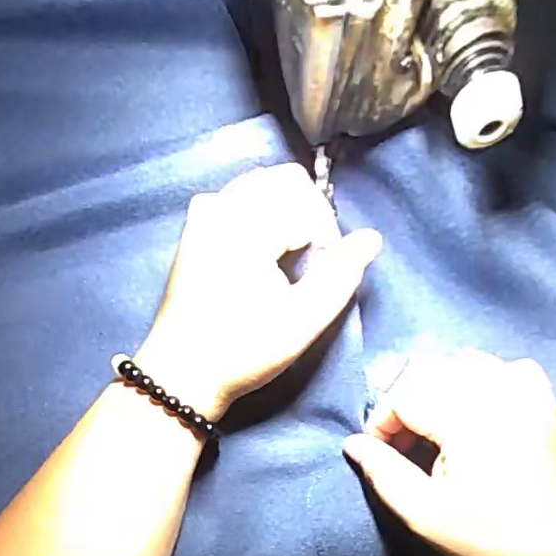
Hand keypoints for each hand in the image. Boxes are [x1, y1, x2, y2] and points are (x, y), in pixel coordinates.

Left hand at [131, 163, 382, 419]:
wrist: (183, 374)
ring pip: (259, 187)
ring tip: (280, 265)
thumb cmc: (244, 350)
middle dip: (304, 216)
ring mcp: (202, 215)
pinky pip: (236, 201)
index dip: (324, 233)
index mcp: (246, 223)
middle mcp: (220, 205)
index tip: (315, 273)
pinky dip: (256, 219)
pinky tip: (256, 260)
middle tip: (301, 267)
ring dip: (281, 215)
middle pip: (282, 181)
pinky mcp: (193, 230)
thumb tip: (372, 238)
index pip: (305, 197)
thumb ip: (341, 275)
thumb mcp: (302, 321)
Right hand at [341, 349, 555, 555]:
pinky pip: (497, 369)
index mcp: (467, 411)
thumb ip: (384, 472)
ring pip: (463, 363)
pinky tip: (472, 418)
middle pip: (430, 368)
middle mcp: (497, 384)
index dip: (380, 421)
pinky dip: (473, 384)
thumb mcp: (427, 514)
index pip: (404, 392)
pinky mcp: (546, 397)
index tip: (378, 455)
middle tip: (401, 445)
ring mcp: (527, 386)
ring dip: (436, 389)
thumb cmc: (495, 539)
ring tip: (432, 433)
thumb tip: (353, 443)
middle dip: (405, 400)